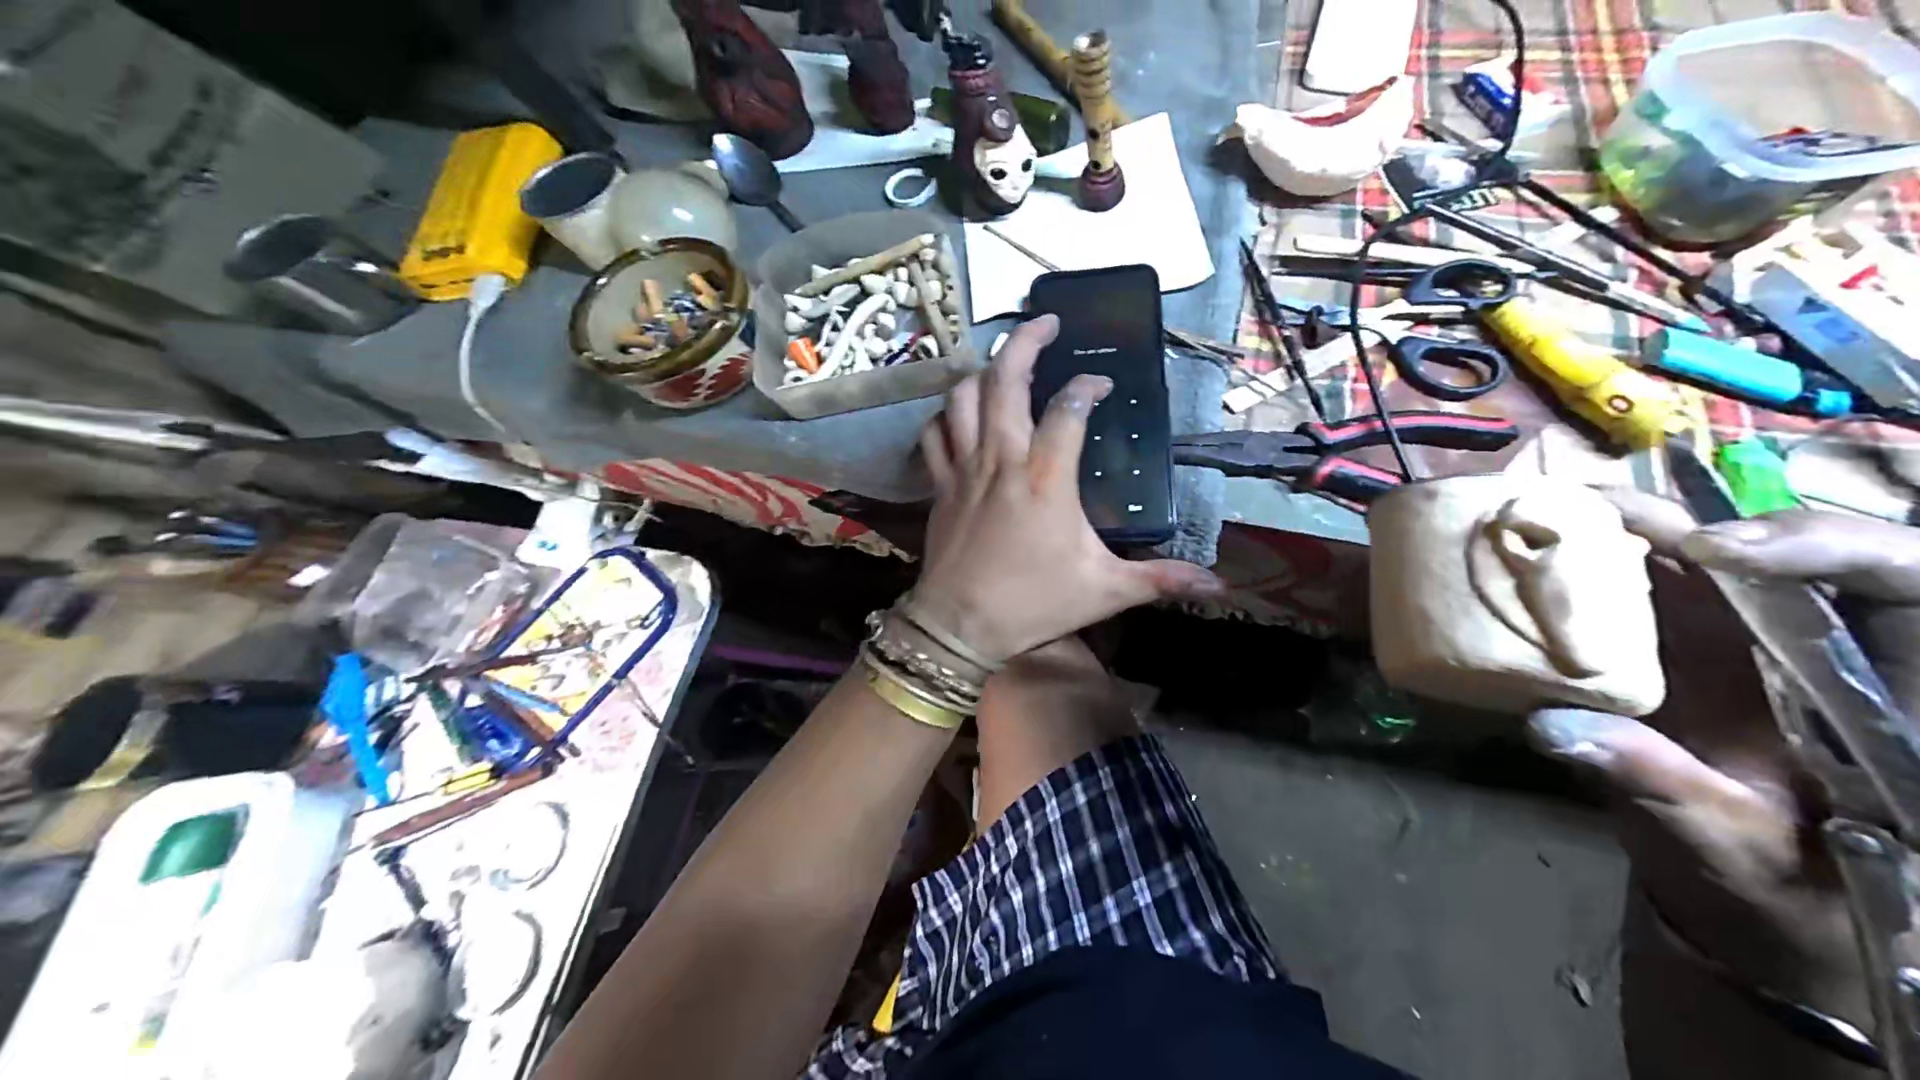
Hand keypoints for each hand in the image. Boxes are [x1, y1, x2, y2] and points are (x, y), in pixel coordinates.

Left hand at [908, 315, 1224, 663]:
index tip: (1102, 385)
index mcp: (1046, 477)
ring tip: (1002, 363)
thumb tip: (1217, 583)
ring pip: (963, 397)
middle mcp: (1002, 459)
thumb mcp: (1105, 591)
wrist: (958, 628)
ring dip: (982, 371)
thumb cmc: (1032, 604)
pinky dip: (946, 415)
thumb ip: (1161, 579)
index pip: (1069, 407)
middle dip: (1026, 341)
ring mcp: (964, 468)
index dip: (1088, 385)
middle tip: (1046, 322)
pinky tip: (960, 414)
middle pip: (1005, 378)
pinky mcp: (940, 484)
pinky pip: (936, 434)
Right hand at [1526, 500, 1919, 1056]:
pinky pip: (1637, 598)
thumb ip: (1658, 785)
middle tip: (1582, 505)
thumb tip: (1551, 729)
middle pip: (1767, 552)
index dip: (1820, 542)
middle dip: (1675, 519)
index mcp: (1880, 690)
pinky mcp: (1677, 656)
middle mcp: (1815, 649)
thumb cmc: (1788, 890)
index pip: (1897, 578)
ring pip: (1692, 564)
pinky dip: (1585, 572)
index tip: (1715, 549)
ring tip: (1539, 517)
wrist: (1760, 907)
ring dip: (1616, 534)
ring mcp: (1742, 648)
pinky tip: (1530, 562)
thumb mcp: (1733, 847)